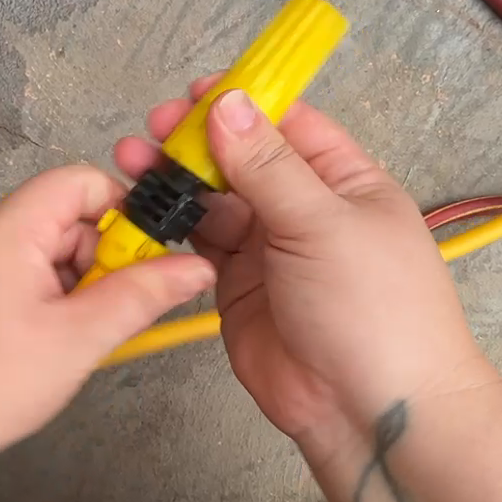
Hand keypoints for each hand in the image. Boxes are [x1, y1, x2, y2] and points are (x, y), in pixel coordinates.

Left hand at [0, 165, 214, 469]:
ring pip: (42, 247)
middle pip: (61, 216)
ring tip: (71, 334)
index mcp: (7, 227)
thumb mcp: (81, 338)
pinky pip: (16, 268)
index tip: (142, 258)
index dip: (121, 210)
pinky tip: (44, 337)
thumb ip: (143, 294)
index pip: (79, 181)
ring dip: (72, 281)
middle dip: (97, 257)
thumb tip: (197, 267)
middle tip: (105, 312)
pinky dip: (44, 293)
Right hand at [114, 77, 498, 454]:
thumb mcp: (322, 224)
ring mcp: (265, 248)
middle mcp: (301, 208)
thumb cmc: (370, 307)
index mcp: (342, 181)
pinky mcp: (232, 283)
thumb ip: (267, 165)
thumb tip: (226, 103)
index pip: (287, 124)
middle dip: (195, 141)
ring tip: (132, 161)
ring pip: (212, 200)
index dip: (241, 104)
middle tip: (151, 129)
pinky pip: (198, 242)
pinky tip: (144, 207)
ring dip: (175, 180)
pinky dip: (171, 224)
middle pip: (240, 159)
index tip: (192, 92)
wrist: (365, 409)